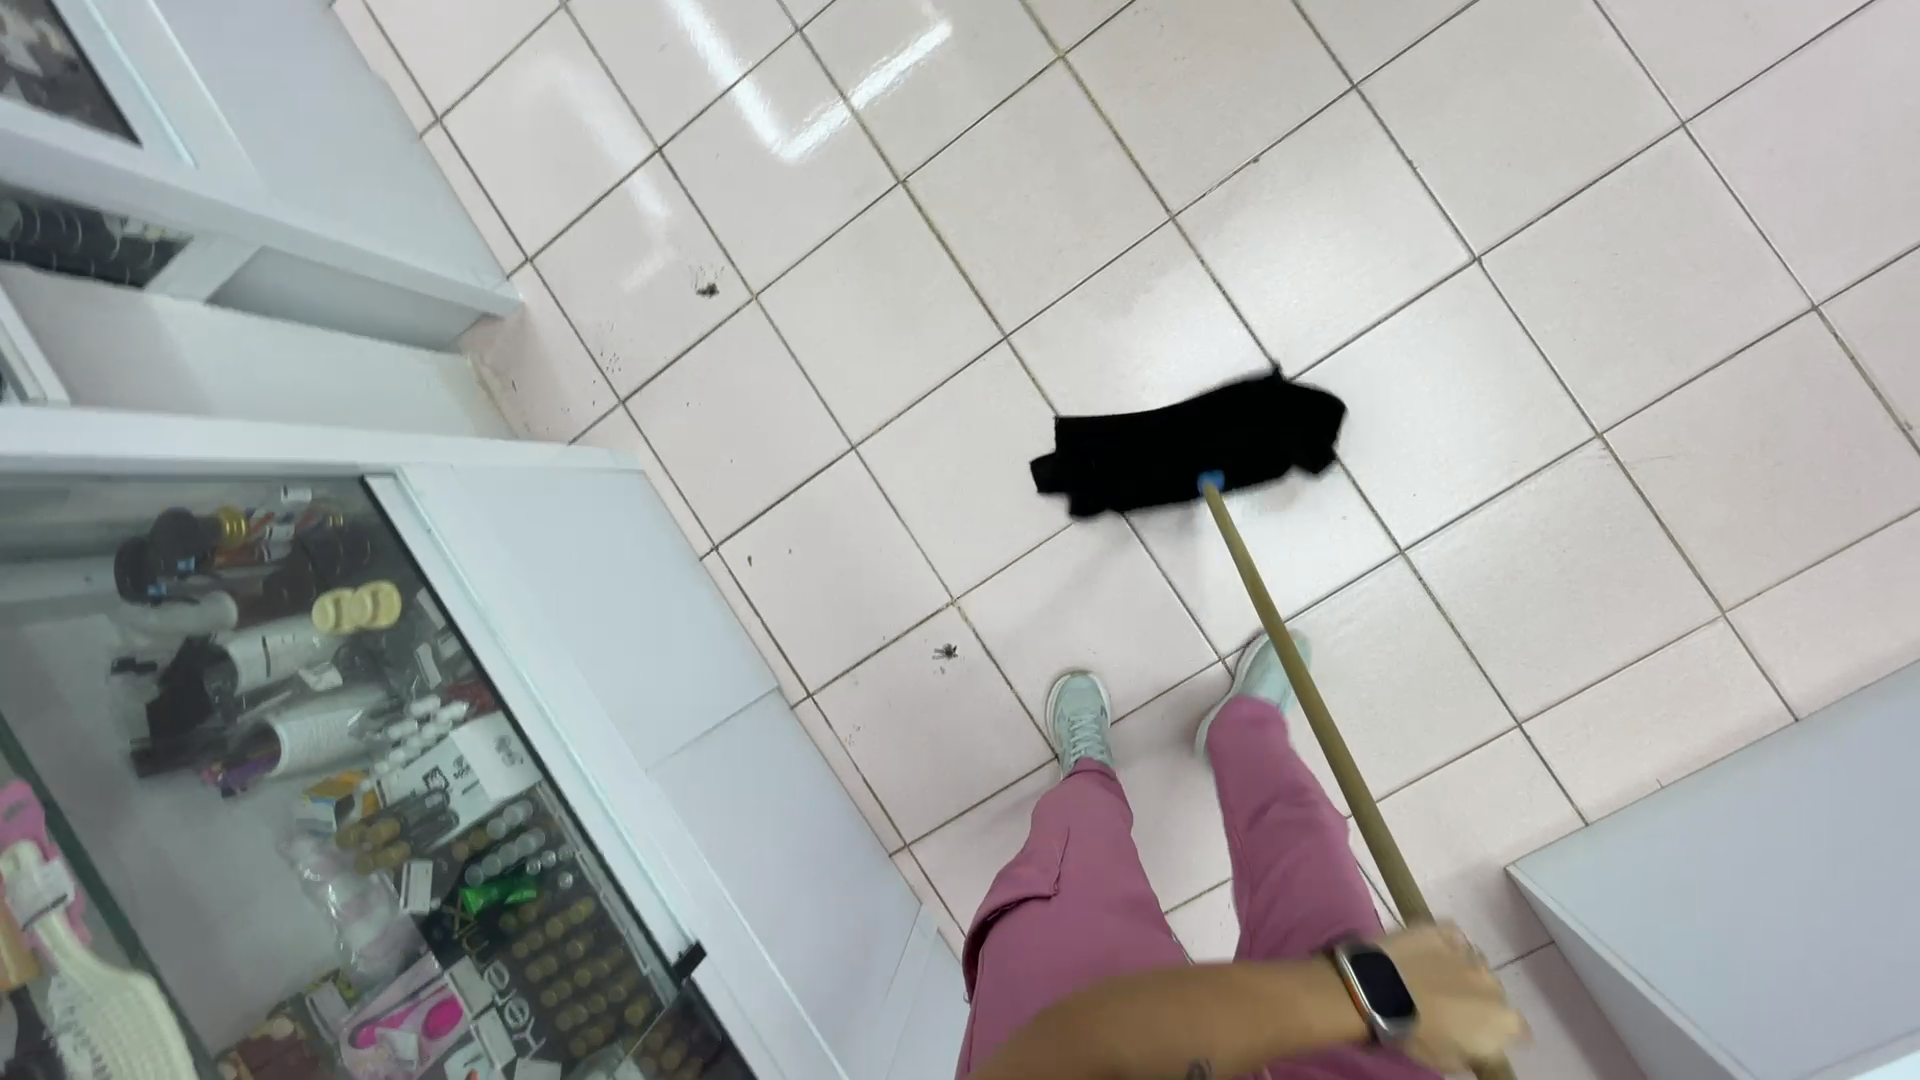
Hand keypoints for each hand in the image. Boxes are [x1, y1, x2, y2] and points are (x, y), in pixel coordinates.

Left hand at [1375, 923, 1527, 1071]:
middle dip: (1478, 997)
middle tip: (1452, 1001)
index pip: (1517, 1029)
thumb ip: (1470, 1052)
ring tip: (1436, 972)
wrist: (1378, 990)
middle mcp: (1492, 984)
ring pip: (1474, 962)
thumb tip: (1469, 1044)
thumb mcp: (1449, 1061)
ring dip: (1461, 969)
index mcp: (1502, 1021)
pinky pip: (1452, 935)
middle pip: (1493, 992)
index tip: (1480, 1031)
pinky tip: (1430, 948)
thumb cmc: (1415, 1033)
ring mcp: (1467, 953)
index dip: (1499, 1030)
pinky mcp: (1440, 930)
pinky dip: (1445, 942)